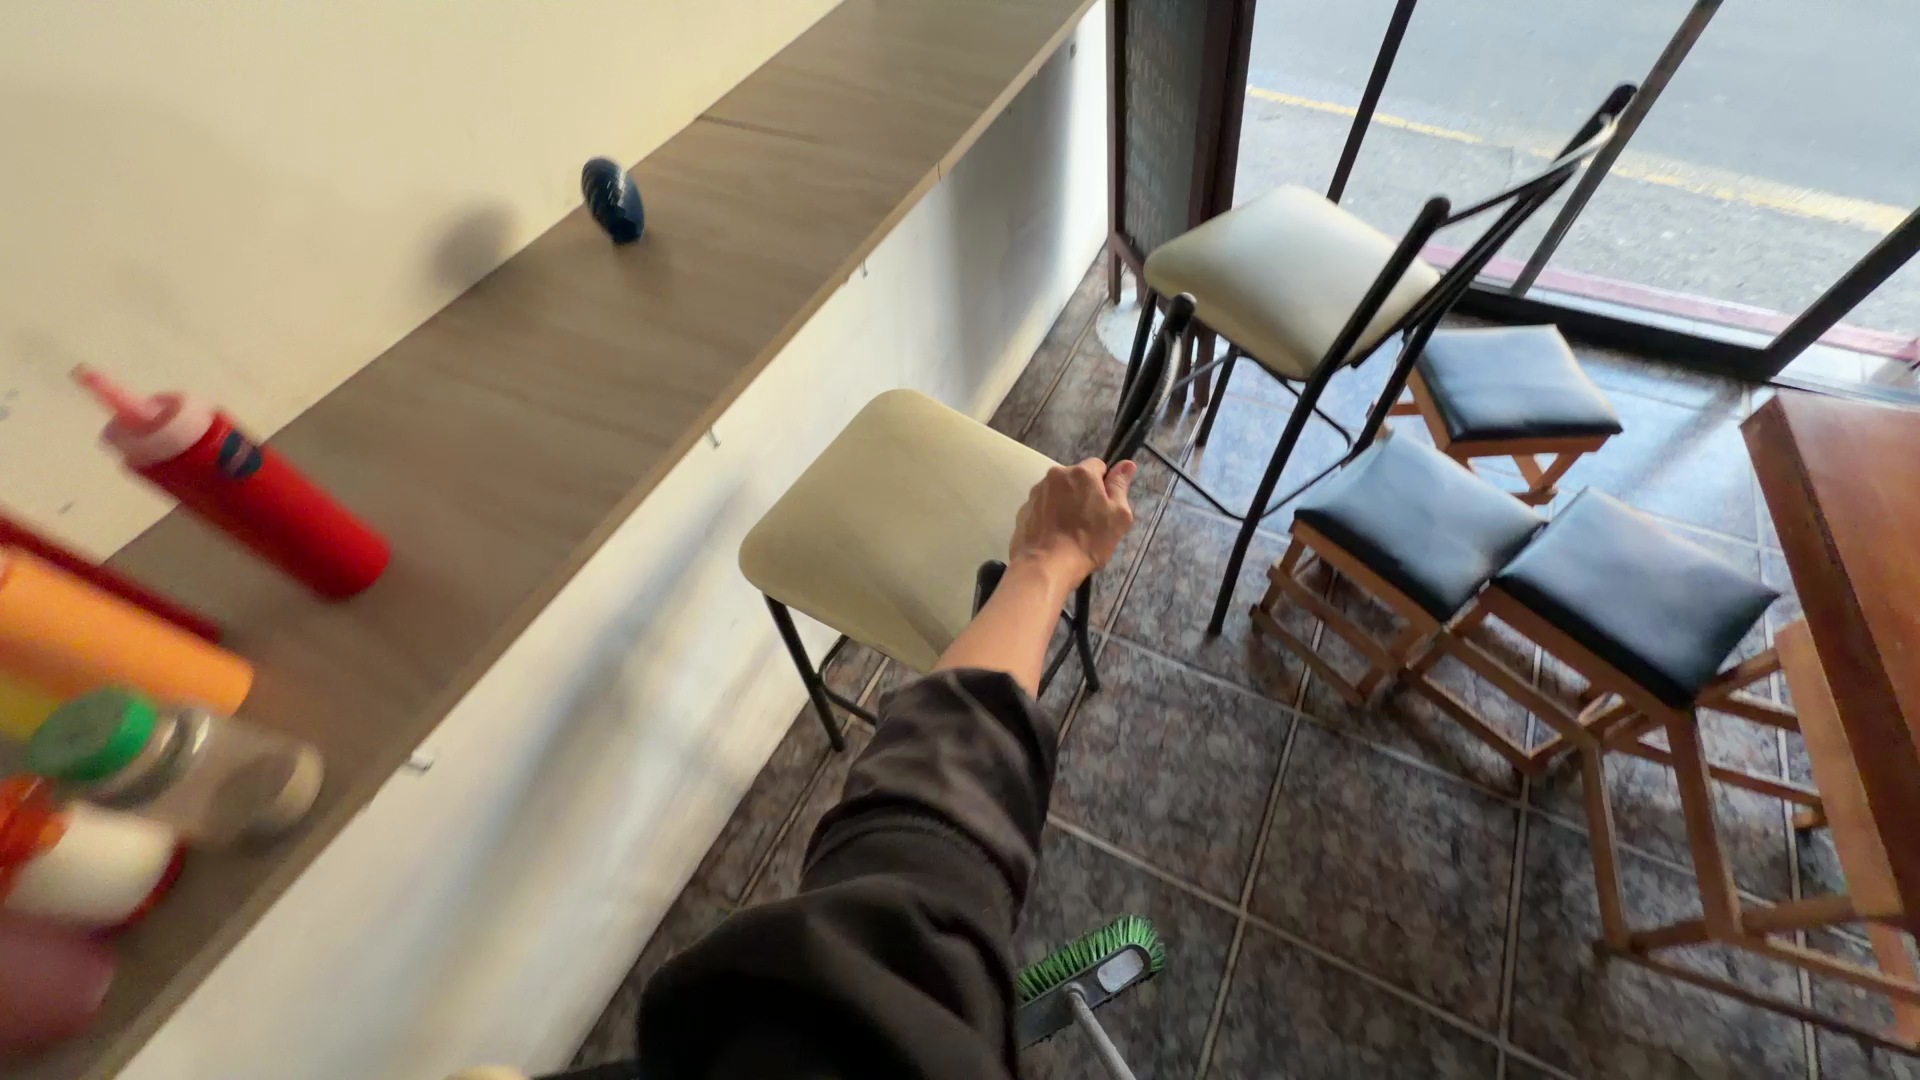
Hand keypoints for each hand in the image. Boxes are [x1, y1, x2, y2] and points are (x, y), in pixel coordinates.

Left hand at [1009, 458, 1137, 586]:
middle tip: (1089, 521)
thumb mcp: (1118, 515)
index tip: (1104, 505)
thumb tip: (1127, 464)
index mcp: (1081, 473)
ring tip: (1069, 530)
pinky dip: (1048, 515)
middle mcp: (1055, 475)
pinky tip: (1053, 535)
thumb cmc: (1089, 541)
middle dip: (1082, 493)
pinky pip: (1042, 506)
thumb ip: (1120, 486)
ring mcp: (1036, 492)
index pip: (1098, 466)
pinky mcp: (1023, 509)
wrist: (1047, 565)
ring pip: (1057, 492)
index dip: (1104, 484)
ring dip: (1064, 503)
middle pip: (1075, 479)